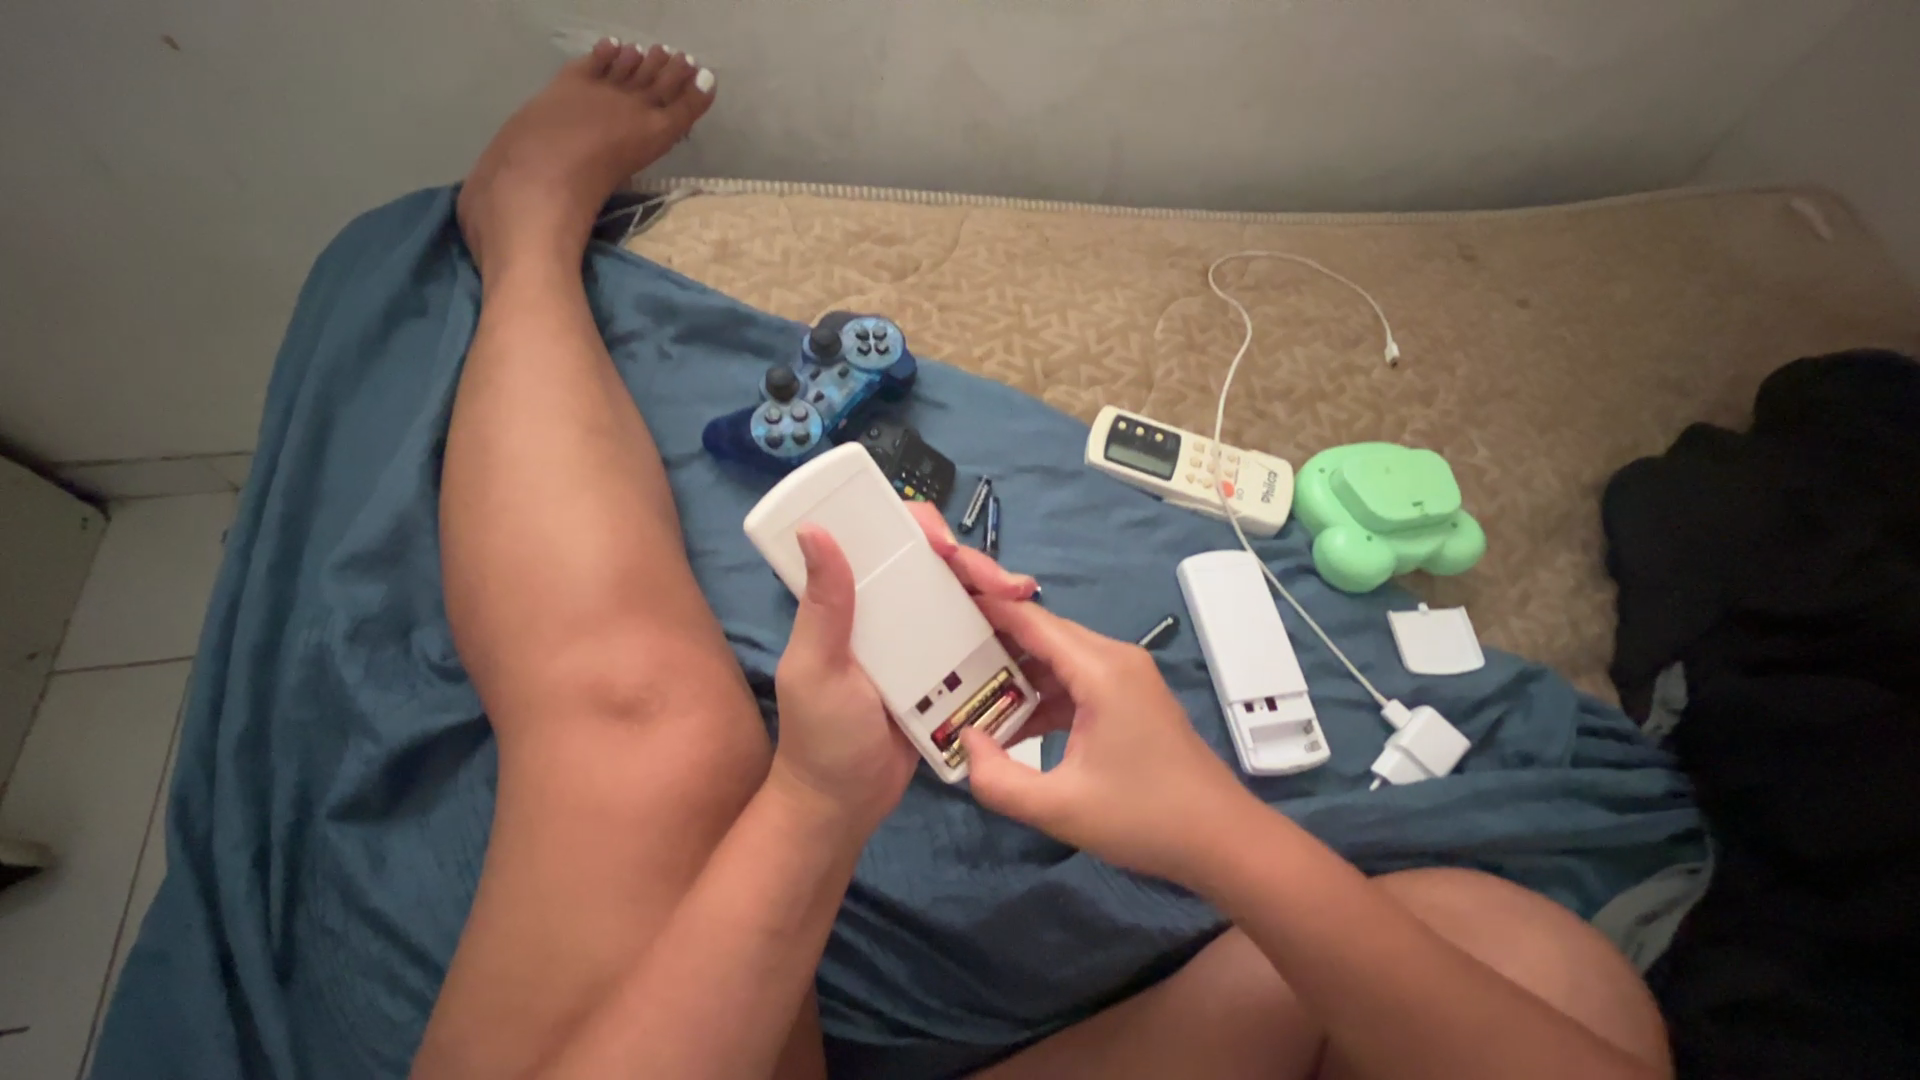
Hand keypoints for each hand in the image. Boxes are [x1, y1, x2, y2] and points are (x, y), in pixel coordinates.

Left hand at [770, 503, 1037, 832]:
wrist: (846, 805)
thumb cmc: (824, 735)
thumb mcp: (817, 668)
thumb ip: (822, 605)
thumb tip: (813, 530)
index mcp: (851, 601)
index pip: (888, 542)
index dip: (921, 529)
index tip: (948, 546)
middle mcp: (887, 611)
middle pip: (937, 566)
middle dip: (976, 563)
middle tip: (1009, 584)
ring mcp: (918, 642)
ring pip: (961, 599)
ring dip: (995, 591)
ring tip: (1026, 598)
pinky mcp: (943, 673)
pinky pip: (974, 640)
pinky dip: (999, 631)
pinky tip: (1027, 632)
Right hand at [958, 599, 1262, 885]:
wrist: (1222, 840)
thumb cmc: (1144, 819)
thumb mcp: (1059, 807)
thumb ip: (997, 779)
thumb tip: (966, 741)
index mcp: (1100, 669)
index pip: (1031, 620)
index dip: (986, 608)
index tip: (942, 606)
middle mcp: (1114, 659)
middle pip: (1043, 634)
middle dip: (994, 644)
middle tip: (943, 657)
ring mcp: (1126, 678)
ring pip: (1058, 659)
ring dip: (1017, 675)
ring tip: (968, 692)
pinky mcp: (1130, 698)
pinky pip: (1076, 682)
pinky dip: (1043, 696)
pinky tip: (1013, 725)